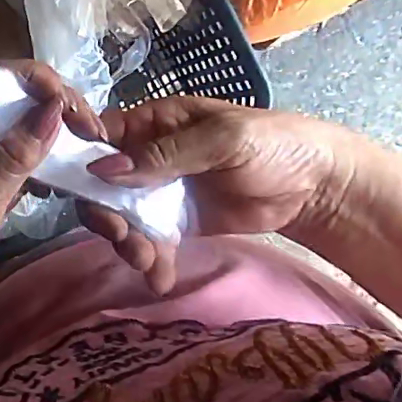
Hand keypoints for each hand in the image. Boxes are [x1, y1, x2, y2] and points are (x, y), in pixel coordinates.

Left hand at [0, 60, 103, 282]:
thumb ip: (14, 156)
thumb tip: (53, 108)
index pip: (4, 77)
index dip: (45, 81)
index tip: (75, 110)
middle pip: (25, 93)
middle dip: (64, 104)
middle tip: (95, 134)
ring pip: (31, 118)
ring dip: (63, 127)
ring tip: (92, 146)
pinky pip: (28, 144)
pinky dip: (52, 151)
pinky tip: (71, 168)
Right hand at [76, 97, 359, 293]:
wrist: (321, 189)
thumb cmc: (274, 145)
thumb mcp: (222, 140)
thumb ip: (163, 155)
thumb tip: (102, 171)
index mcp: (153, 123)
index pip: (100, 137)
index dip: (82, 160)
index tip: (80, 188)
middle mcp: (146, 157)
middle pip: (102, 185)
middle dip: (105, 214)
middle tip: (124, 237)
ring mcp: (158, 193)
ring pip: (121, 217)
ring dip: (126, 242)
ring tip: (147, 263)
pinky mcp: (173, 224)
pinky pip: (149, 241)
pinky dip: (151, 261)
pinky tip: (160, 279)